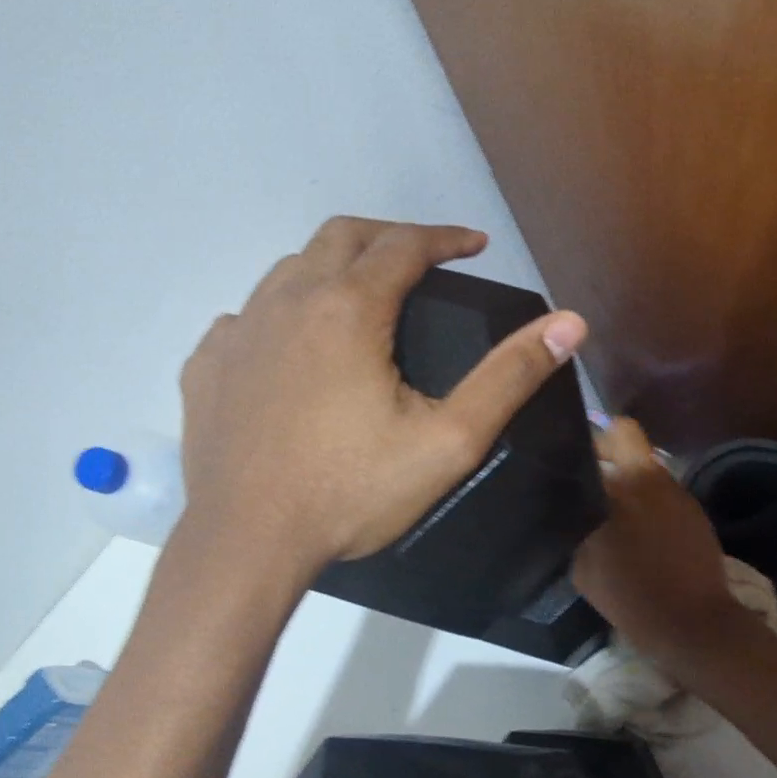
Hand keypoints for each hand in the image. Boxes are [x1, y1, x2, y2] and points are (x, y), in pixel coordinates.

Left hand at [176, 216, 587, 581]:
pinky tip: (297, 350)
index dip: (446, 237)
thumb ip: (509, 377)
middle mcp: (288, 300)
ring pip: (290, 269)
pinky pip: (250, 316)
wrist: (248, 542)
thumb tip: (569, 323)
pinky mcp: (207, 366)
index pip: (405, 244)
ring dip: (335, 267)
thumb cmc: (354, 492)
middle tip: (425, 260)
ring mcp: (239, 331)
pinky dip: (284, 313)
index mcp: (349, 309)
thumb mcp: (450, 441)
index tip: (475, 245)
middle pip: (341, 236)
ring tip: (365, 298)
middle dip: (390, 236)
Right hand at [573, 419, 747, 657]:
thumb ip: (578, 528)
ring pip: (647, 463)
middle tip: (596, 472)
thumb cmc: (631, 599)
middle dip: (608, 444)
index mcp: (615, 489)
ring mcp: (676, 490)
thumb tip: (574, 510)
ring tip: (621, 508)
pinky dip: (652, 500)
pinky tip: (647, 528)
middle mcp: (647, 478)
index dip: (581, 451)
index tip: (570, 467)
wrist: (691, 622)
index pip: (593, 444)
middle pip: (625, 434)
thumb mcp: (584, 569)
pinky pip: (665, 490)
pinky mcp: (695, 507)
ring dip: (632, 476)